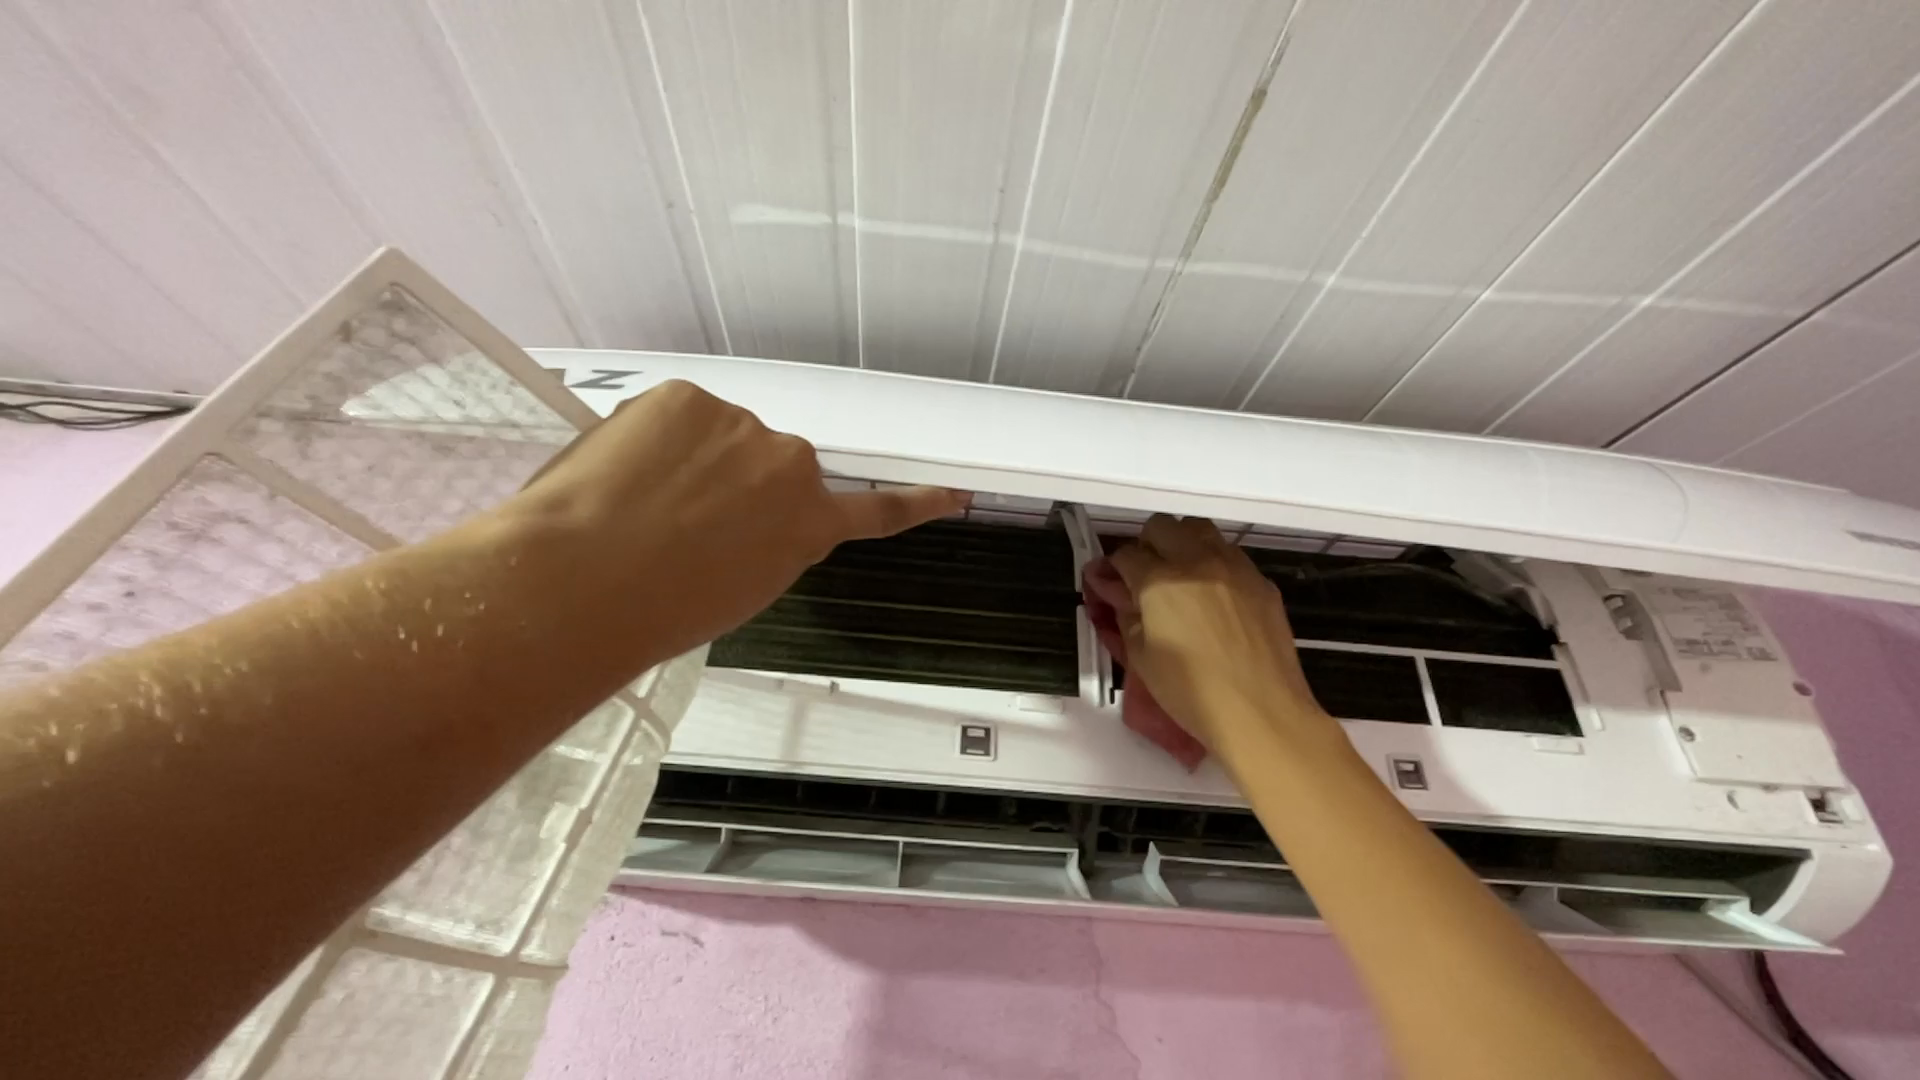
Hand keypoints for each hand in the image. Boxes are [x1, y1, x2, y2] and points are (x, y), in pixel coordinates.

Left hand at [495, 379, 966, 659]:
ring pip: (718, 435)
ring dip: (689, 457)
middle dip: (733, 482)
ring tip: (640, 502)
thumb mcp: (740, 592)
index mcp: (809, 526)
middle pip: (768, 465)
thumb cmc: (662, 609)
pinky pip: (678, 413)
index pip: (877, 511)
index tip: (955, 495)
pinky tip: (626, 473)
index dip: (919, 503)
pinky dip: (654, 434)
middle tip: (678, 519)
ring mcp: (742, 426)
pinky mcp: (689, 396)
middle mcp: (791, 468)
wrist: (589, 581)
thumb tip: (745, 523)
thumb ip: (767, 548)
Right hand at [1109, 515, 1335, 759]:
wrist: (1261, 711)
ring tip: (1179, 575)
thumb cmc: (1192, 693)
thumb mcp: (1142, 657)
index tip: (1111, 583)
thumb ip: (1125, 613)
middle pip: (1162, 526)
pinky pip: (1230, 554)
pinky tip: (1212, 595)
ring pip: (1199, 529)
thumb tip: (1112, 588)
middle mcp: (1196, 562)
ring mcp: (1234, 568)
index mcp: (1160, 581)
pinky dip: (1213, 562)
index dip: (1113, 568)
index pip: (1125, 554)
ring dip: (1182, 543)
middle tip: (1144, 575)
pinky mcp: (1261, 582)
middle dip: (1146, 545)